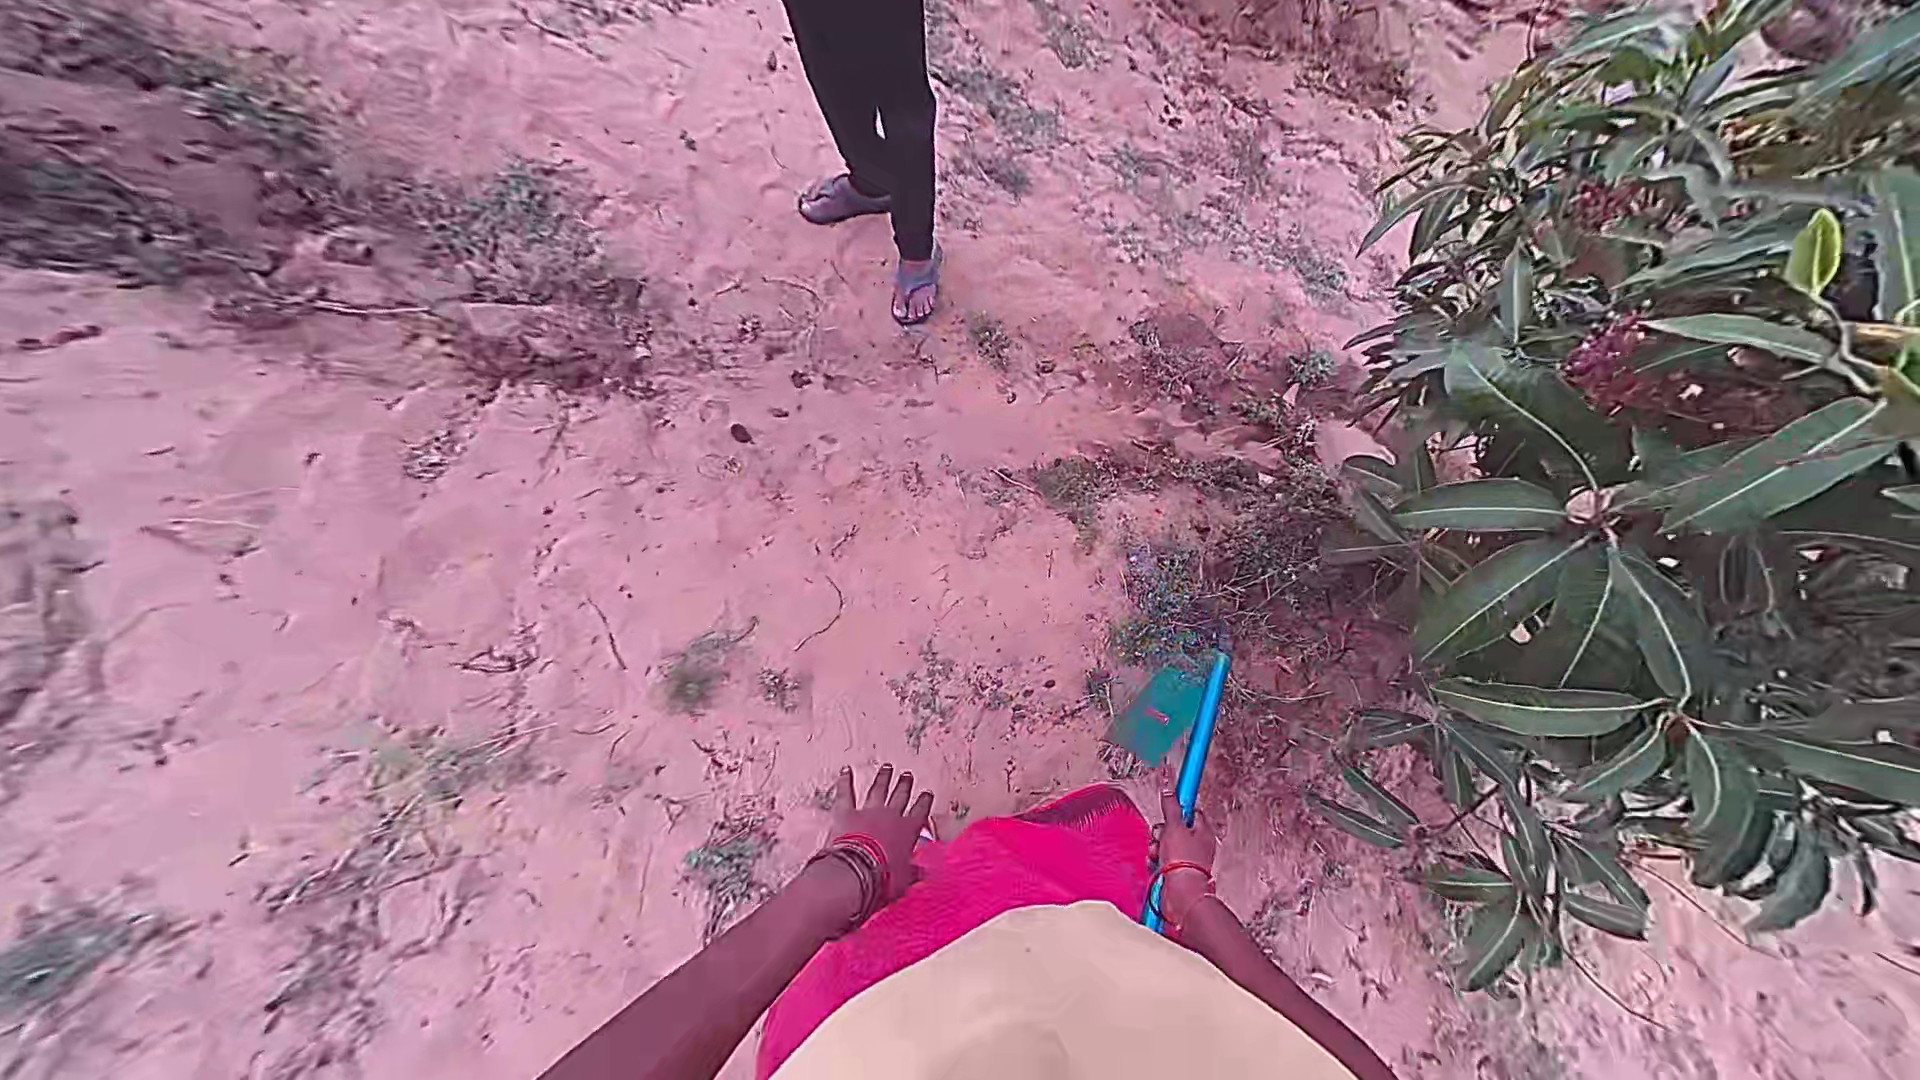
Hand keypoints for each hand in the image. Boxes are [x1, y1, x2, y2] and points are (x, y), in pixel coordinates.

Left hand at [827, 765, 933, 902]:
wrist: (856, 874)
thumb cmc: (882, 880)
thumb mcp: (903, 880)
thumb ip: (912, 872)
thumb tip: (923, 873)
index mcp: (907, 830)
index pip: (919, 812)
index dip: (924, 801)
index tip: (926, 794)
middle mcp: (890, 815)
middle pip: (900, 795)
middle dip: (904, 784)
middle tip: (907, 774)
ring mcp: (868, 811)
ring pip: (878, 789)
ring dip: (883, 778)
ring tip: (887, 768)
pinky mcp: (847, 813)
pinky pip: (846, 793)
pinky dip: (845, 780)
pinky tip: (845, 770)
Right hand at [1157, 789, 1217, 925]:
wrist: (1181, 895)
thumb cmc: (1185, 863)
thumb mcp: (1175, 826)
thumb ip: (1170, 804)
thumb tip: (1169, 784)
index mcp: (1203, 831)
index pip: (1190, 809)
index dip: (1178, 804)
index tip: (1170, 796)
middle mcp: (1196, 845)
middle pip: (1172, 826)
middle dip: (1161, 829)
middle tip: (1162, 834)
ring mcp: (1185, 859)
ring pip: (1163, 842)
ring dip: (1156, 845)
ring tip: (1158, 851)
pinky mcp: (1173, 871)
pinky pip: (1158, 857)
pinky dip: (1154, 859)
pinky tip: (1156, 862)